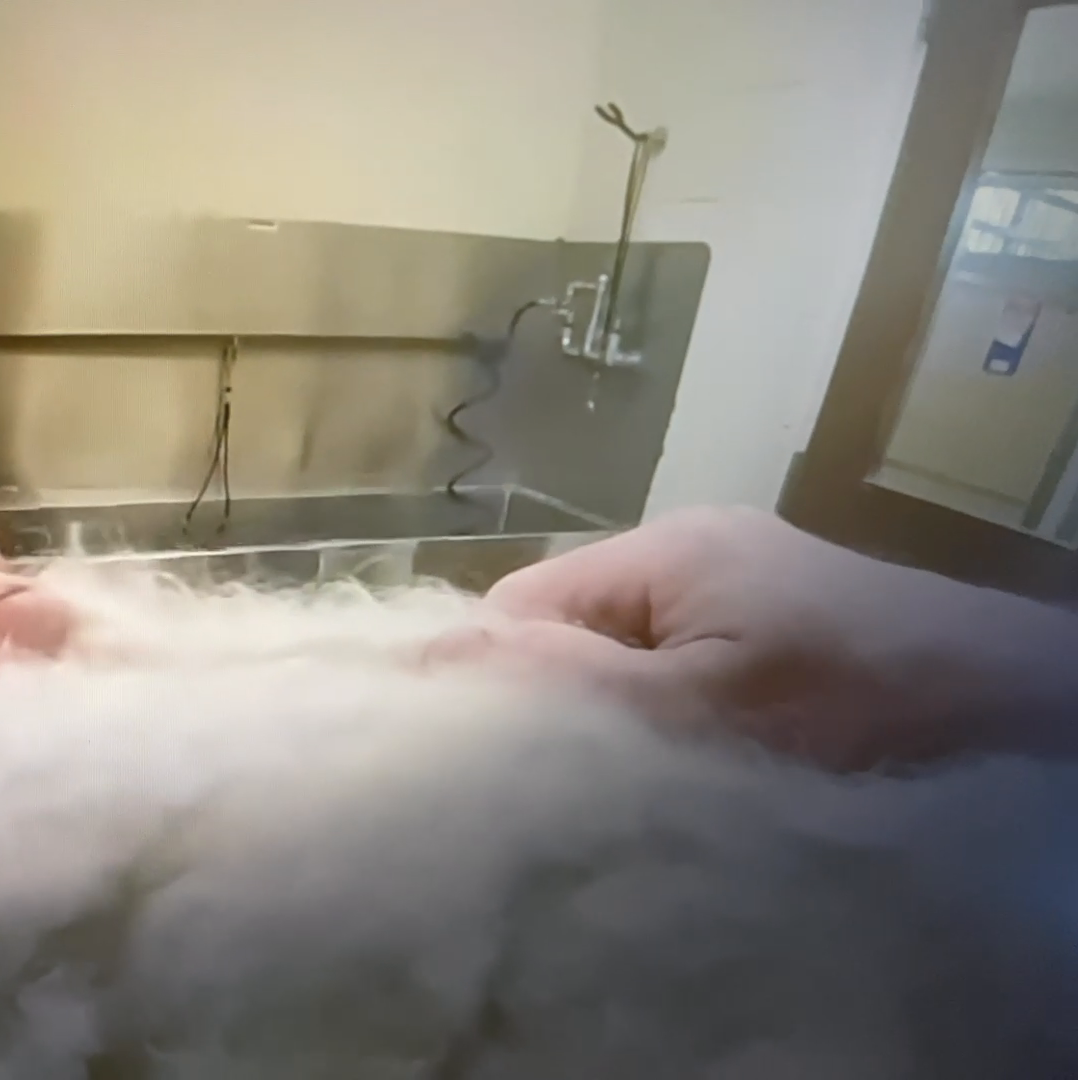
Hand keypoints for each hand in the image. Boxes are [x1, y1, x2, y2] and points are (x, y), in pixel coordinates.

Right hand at [430, 507, 1077, 769]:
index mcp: (661, 549)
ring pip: (611, 642)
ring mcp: (726, 576)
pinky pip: (664, 652)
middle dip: (562, 690)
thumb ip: (561, 680)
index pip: (520, 604)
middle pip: (564, 620)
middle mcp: (684, 546)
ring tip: (644, 757)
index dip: (502, 671)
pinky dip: (658, 698)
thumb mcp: (701, 706)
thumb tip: (430, 655)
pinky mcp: (762, 610)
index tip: (509, 747)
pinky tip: (689, 739)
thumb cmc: (876, 712)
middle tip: (589, 764)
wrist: (1062, 720)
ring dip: (611, 699)